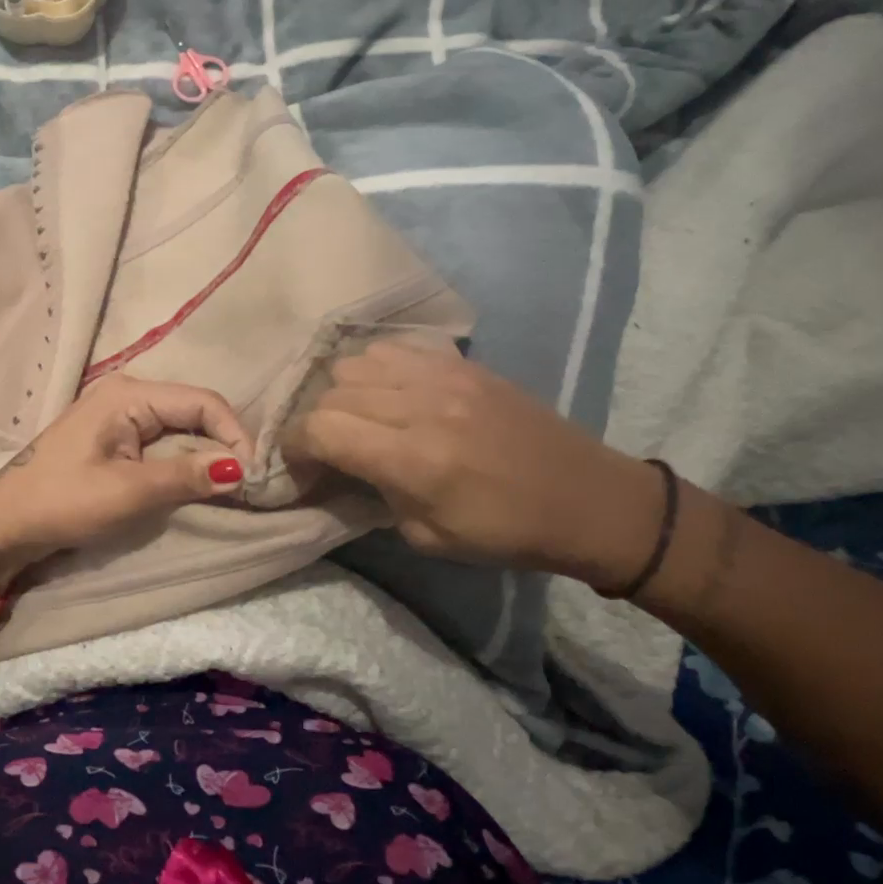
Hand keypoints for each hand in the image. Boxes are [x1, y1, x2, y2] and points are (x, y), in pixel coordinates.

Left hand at [0, 374, 253, 598]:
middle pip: (194, 409)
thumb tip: (241, 469)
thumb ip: (186, 476)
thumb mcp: (129, 492)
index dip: (235, 434)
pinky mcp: (114, 437)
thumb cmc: (63, 502)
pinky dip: (184, 460)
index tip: (255, 475)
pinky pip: (162, 440)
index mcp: (128, 394)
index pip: (202, 401)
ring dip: (206, 454)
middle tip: (250, 482)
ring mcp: (118, 414)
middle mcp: (126, 393)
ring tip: (232, 486)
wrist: (7, 523)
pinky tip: (198, 482)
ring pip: (180, 426)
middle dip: (224, 442)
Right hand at [286, 341, 660, 590]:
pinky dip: (373, 367)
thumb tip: (335, 468)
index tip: (298, 467)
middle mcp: (420, 406)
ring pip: (354, 363)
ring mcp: (442, 376)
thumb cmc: (505, 532)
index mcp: (411, 459)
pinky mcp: (461, 362)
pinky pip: (392, 347)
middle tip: (325, 449)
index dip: (294, 447)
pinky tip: (385, 391)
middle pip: (330, 393)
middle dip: (314, 423)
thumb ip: (371, 494)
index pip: (318, 428)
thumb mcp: (424, 536)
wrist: (588, 499)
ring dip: (341, 391)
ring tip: (355, 416)